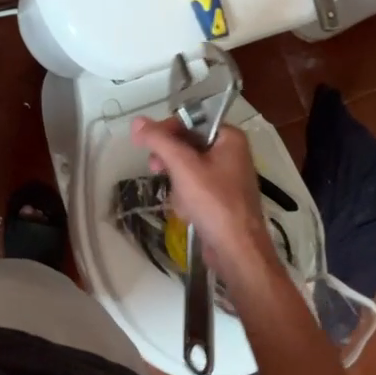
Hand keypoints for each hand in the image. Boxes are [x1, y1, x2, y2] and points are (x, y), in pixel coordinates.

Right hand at [130, 117, 279, 285]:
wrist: (238, 253)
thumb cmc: (214, 203)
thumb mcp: (183, 166)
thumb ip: (159, 141)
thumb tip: (137, 121)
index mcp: (229, 137)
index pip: (189, 121)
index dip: (165, 130)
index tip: (145, 144)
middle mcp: (231, 152)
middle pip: (187, 143)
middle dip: (170, 159)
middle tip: (155, 169)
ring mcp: (228, 176)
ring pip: (188, 167)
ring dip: (176, 181)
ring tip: (178, 199)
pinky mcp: (222, 198)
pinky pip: (196, 186)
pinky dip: (186, 196)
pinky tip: (186, 211)